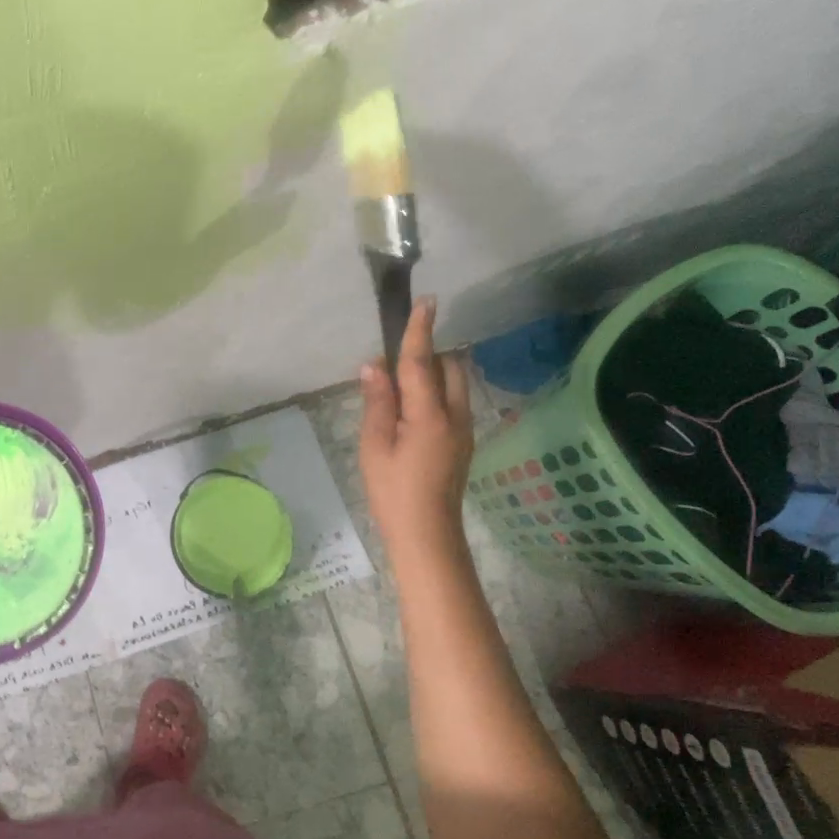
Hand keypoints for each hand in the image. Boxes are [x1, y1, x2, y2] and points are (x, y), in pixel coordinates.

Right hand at [358, 296, 474, 552]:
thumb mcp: (374, 447)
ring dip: (433, 373)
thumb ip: (377, 403)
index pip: (422, 362)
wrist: (428, 536)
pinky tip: (410, 412)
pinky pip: (453, 403)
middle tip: (395, 361)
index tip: (426, 302)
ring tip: (399, 388)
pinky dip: (435, 393)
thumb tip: (374, 366)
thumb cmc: (393, 492)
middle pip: (449, 367)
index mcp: (429, 415)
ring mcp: (464, 430)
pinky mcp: (463, 443)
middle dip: (428, 353)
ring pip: (455, 385)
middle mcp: (455, 416)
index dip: (420, 331)